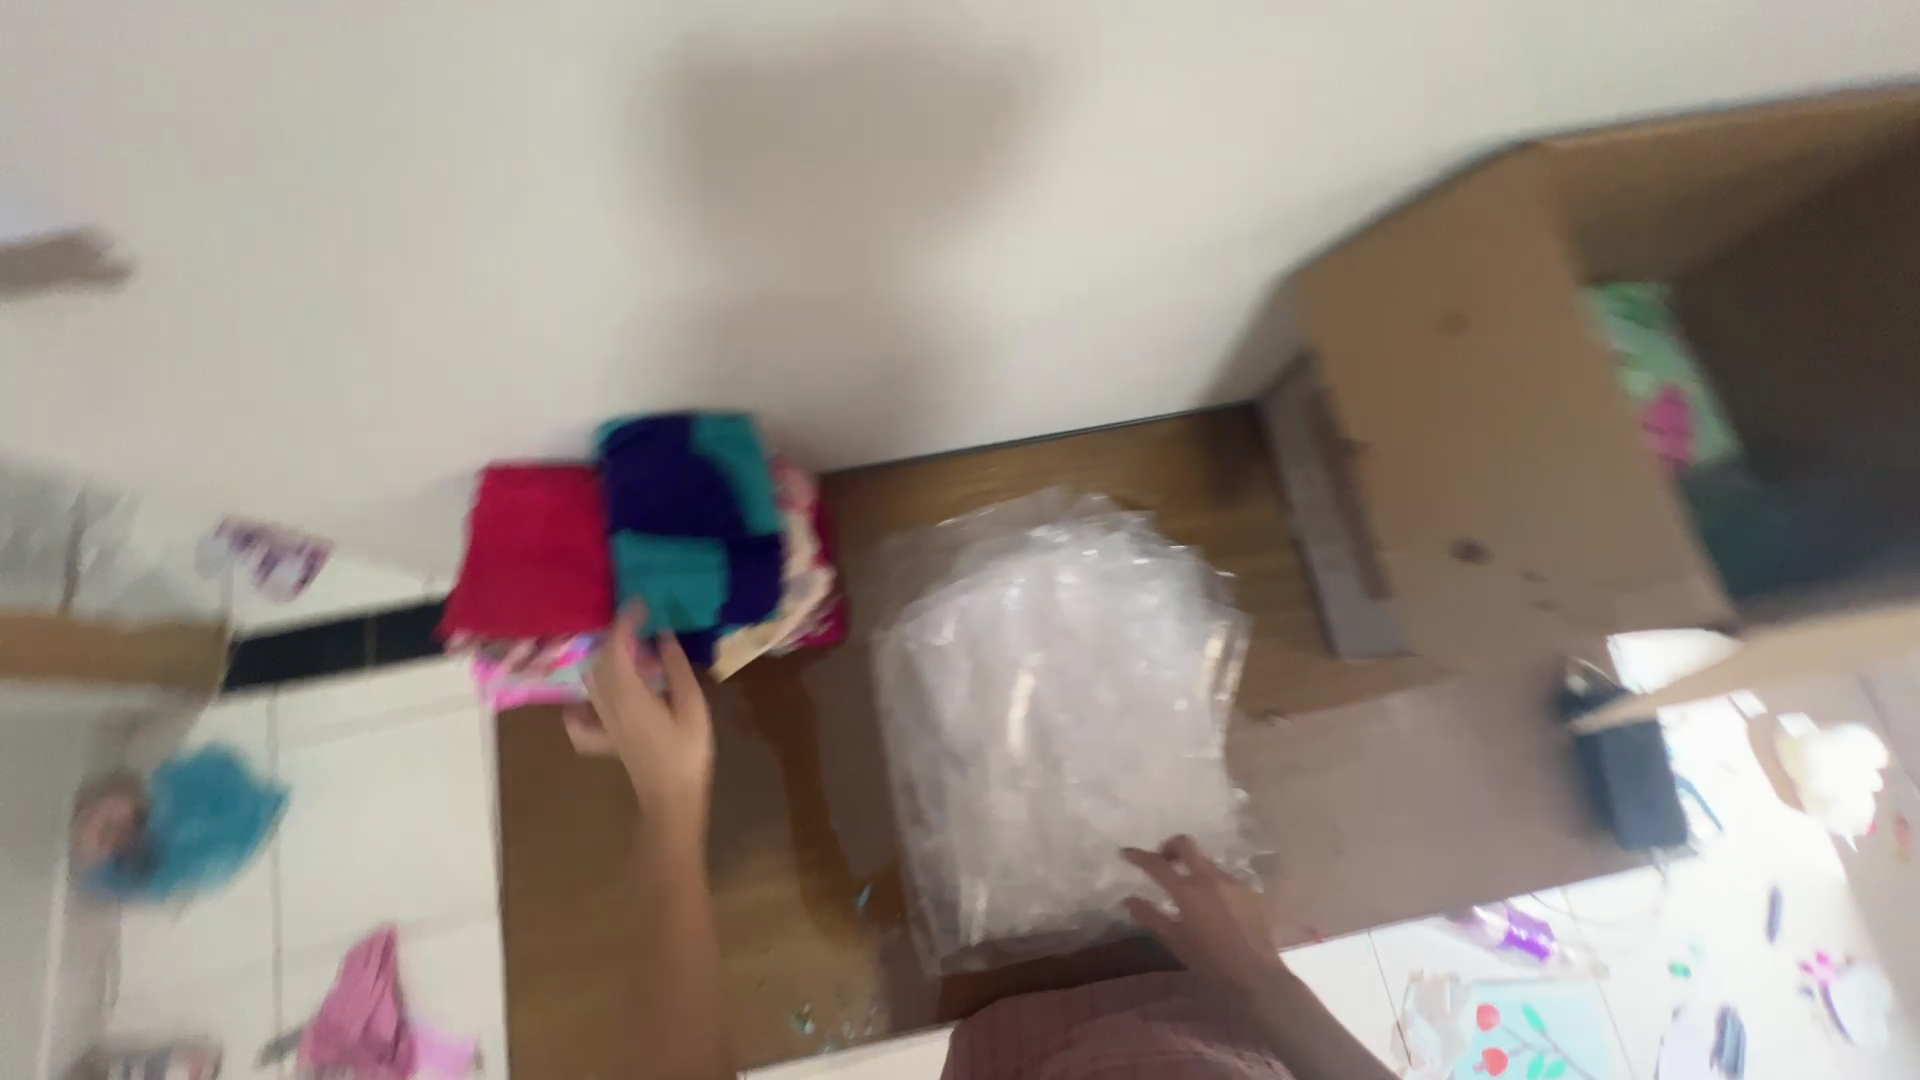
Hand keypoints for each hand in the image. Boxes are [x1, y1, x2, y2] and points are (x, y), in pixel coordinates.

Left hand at [564, 608, 714, 838]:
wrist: (672, 797)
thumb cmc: (688, 750)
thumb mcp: (691, 705)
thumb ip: (675, 668)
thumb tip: (664, 636)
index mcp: (629, 695)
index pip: (617, 649)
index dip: (625, 623)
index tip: (640, 603)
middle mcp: (607, 705)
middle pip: (600, 663)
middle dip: (615, 636)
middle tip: (639, 620)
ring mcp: (602, 723)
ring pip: (590, 682)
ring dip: (603, 659)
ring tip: (626, 648)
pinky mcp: (604, 738)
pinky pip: (581, 718)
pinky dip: (581, 704)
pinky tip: (588, 702)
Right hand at [1122, 835, 1285, 995]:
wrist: (1258, 978)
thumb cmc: (1211, 963)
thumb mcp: (1175, 942)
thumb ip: (1151, 917)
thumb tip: (1129, 899)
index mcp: (1187, 891)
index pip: (1157, 864)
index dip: (1139, 856)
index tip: (1127, 852)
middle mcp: (1210, 878)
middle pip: (1186, 844)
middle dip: (1170, 846)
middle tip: (1164, 861)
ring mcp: (1232, 882)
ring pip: (1207, 861)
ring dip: (1194, 868)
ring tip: (1192, 892)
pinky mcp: (1250, 891)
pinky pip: (1226, 878)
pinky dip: (1214, 885)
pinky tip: (1217, 906)